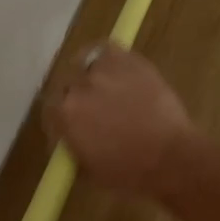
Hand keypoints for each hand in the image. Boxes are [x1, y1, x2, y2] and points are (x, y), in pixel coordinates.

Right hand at [43, 42, 197, 197]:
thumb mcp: (87, 169)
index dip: (60, 118)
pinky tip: (111, 65)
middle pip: (68, 84)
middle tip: (92, 109)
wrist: (169, 154)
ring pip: (85, 63)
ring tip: (103, 85)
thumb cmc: (128, 171)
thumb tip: (70, 136)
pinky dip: (104, 56)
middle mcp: (80, 87)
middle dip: (76, 97)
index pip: (50, 108)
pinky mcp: (128, 59)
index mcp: (66, 115)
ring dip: (90, 75)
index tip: (70, 126)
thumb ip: (72, 146)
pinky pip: (107, 48)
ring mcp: (105, 70)